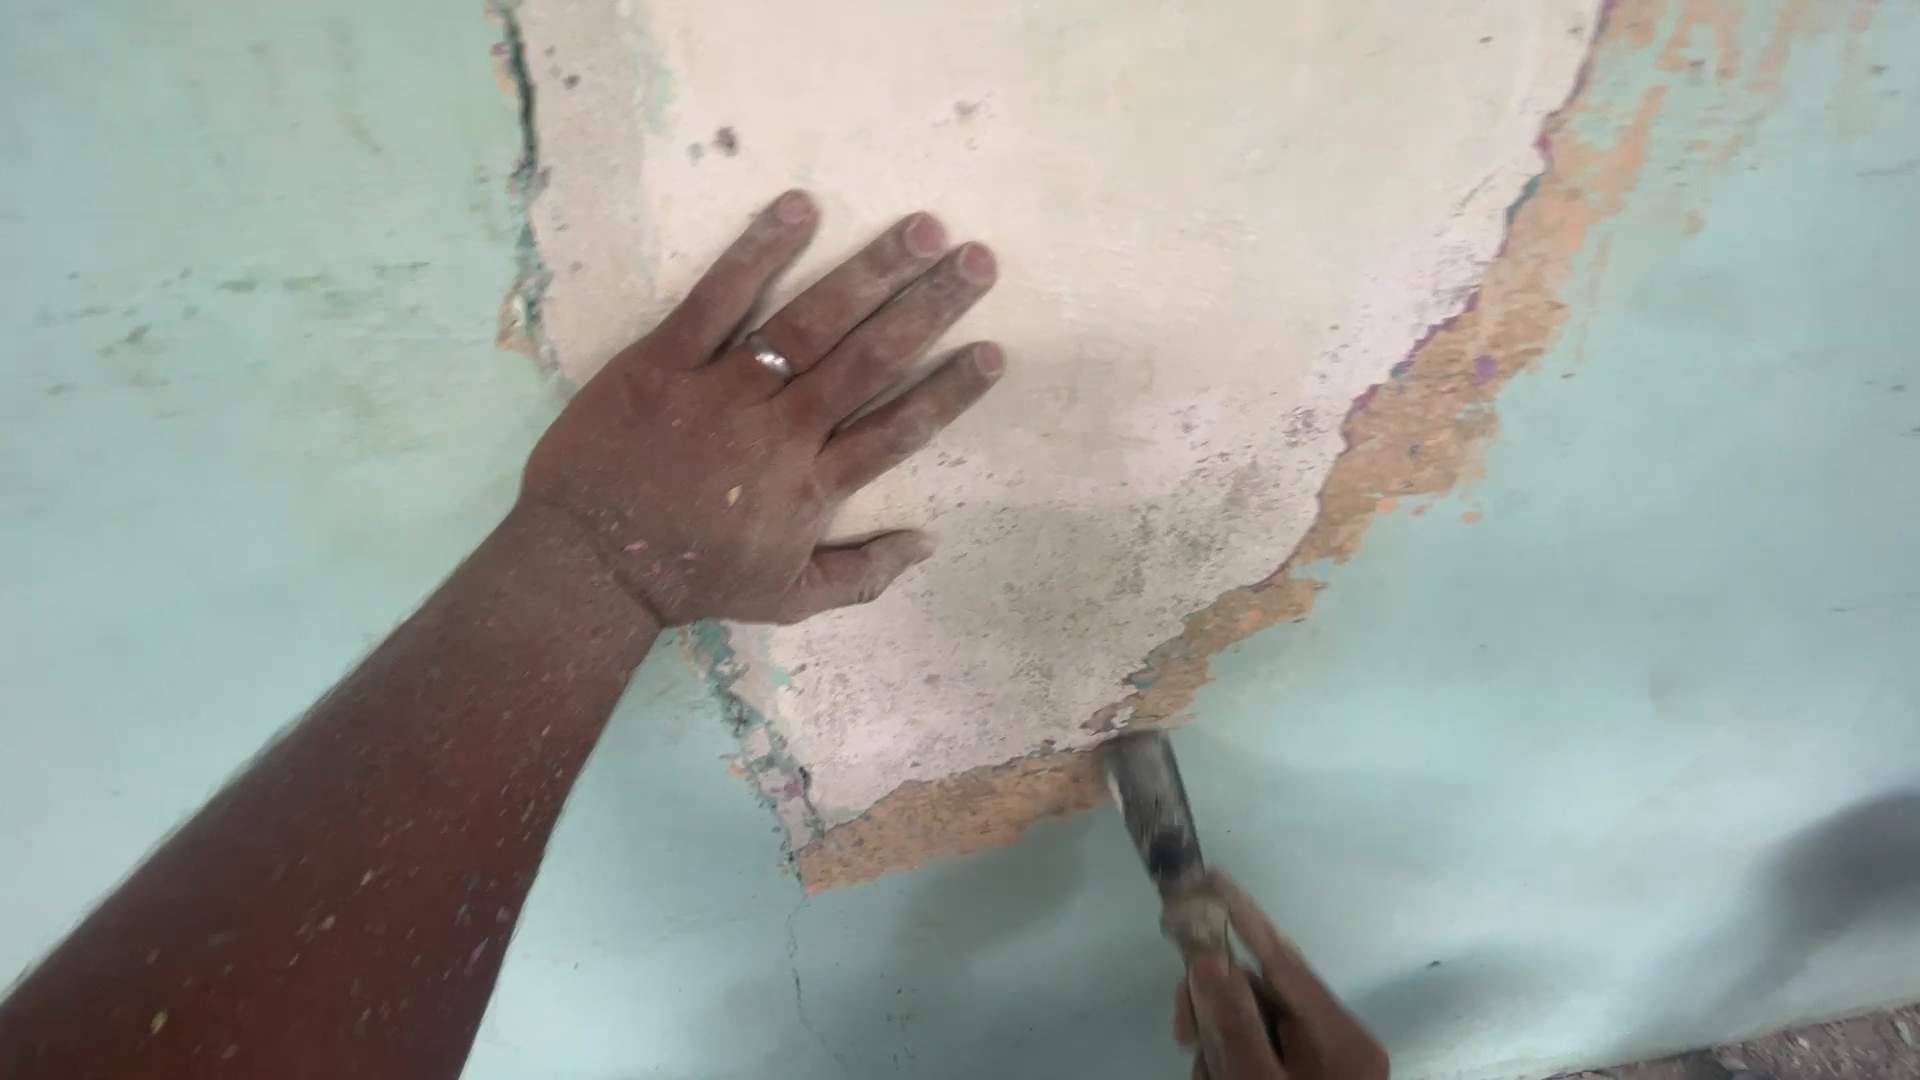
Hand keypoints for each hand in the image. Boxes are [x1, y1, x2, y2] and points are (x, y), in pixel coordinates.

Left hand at [519, 190, 1002, 626]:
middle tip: (978, 262)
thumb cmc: (696, 580)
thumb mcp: (790, 599)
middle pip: (870, 360)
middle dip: (930, 309)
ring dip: (870, 272)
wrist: (591, 566)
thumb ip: (864, 575)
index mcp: (815, 485)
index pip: (900, 429)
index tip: (993, 352)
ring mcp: (724, 389)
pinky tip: (801, 207)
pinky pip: (716, 299)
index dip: (950, 391)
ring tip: (921, 229)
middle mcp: (783, 429)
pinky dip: (757, 252)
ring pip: (810, 321)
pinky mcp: (665, 361)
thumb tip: (929, 545)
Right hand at [1174, 875, 1389, 1079]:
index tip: (1206, 877)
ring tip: (1202, 1073)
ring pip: (1254, 1017)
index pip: (1279, 956)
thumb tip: (1207, 955)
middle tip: (1179, 1028)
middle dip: (1214, 997)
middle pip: (1261, 986)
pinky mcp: (1307, 1078)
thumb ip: (1232, 1021)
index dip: (1240, 914)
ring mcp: (1324, 1061)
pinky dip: (1229, 1056)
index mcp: (1338, 1034)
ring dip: (1217, 1034)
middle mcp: (1336, 1038)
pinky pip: (1258, 1045)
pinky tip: (1215, 1078)